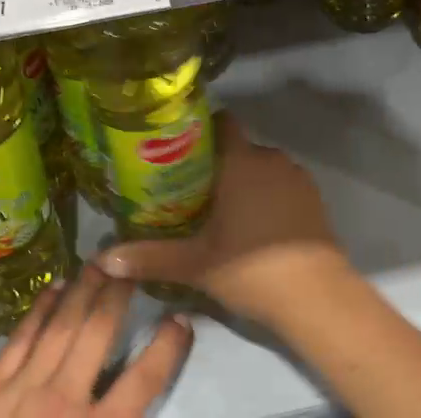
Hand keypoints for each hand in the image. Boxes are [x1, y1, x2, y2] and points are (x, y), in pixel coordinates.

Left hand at [0, 266, 192, 417]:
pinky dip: (40, 310)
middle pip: (99, 334)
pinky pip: (21, 338)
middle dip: (118, 296)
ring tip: (101, 262)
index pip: (143, 381)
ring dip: (83, 291)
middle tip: (132, 264)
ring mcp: (23, 390)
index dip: (167, 348)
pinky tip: (54, 287)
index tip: (182, 318)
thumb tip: (141, 412)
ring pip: (61, 326)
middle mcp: (63, 402)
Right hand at [98, 113, 350, 324]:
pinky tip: (255, 226)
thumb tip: (103, 258)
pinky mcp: (314, 198)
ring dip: (245, 181)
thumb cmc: (251, 269)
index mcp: (240, 161)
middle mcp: (270, 158)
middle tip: (190, 189)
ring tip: (221, 210)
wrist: (317, 298)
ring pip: (262, 167)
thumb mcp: (195, 265)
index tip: (179, 148)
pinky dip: (268, 196)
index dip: (201, 129)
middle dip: (217, 163)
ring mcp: (296, 177)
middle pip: (238, 148)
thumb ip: (149, 257)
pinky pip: (282, 184)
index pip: (222, 122)